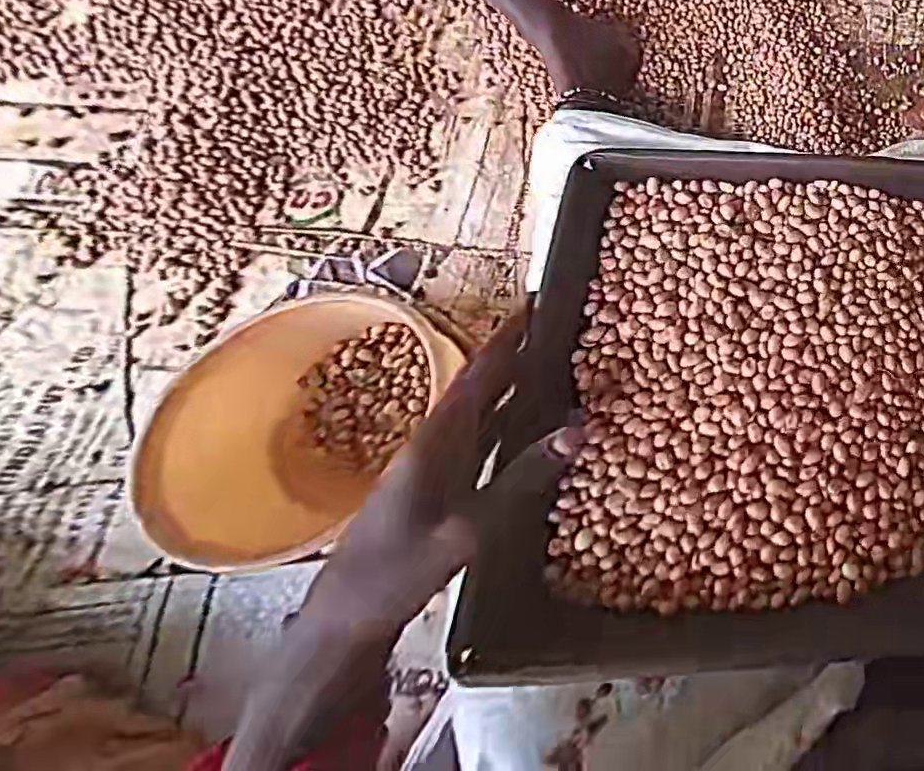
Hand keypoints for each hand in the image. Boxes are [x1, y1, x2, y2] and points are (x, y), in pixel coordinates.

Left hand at [301, 300, 582, 638]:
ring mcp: (441, 460)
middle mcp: (440, 438)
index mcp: (439, 437)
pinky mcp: (446, 481)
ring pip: (488, 407)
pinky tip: (537, 420)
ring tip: (557, 360)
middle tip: (560, 325)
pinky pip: (488, 435)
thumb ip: (523, 478)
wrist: (344, 620)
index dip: (509, 336)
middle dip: (520, 350)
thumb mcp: (469, 528)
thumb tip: (579, 430)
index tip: (536, 302)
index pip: (481, 372)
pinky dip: (514, 417)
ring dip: (518, 382)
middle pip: (486, 381)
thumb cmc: (398, 570)